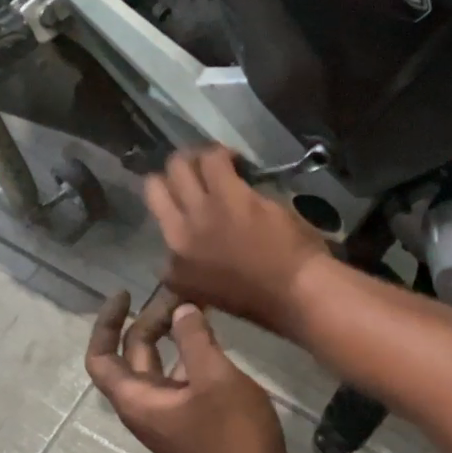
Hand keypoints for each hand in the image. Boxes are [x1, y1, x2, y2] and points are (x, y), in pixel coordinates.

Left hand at [86, 290, 290, 452]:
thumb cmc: (231, 434)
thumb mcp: (215, 377)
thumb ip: (195, 338)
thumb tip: (181, 309)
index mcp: (137, 398)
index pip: (100, 357)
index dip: (106, 323)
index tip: (125, 294)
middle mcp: (143, 406)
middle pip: (132, 354)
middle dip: (150, 320)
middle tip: (180, 292)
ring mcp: (166, 415)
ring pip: (156, 365)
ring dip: (169, 334)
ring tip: (194, 306)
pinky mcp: (188, 419)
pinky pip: (176, 377)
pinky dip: (186, 352)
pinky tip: (210, 337)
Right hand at [143, 147, 330, 332]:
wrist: (294, 291)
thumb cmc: (265, 298)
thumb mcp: (213, 294)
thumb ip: (195, 270)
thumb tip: (198, 249)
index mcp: (174, 269)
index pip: (159, 228)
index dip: (175, 210)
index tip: (193, 205)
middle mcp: (178, 237)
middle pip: (157, 188)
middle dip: (176, 177)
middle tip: (199, 175)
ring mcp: (201, 212)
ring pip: (179, 167)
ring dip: (196, 160)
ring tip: (218, 163)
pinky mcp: (228, 193)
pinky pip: (213, 158)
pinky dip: (224, 153)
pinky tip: (237, 160)